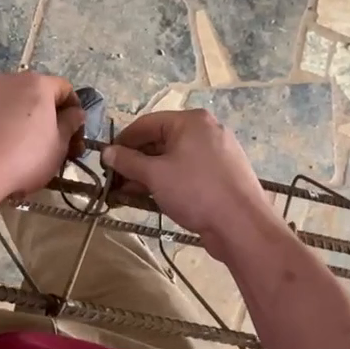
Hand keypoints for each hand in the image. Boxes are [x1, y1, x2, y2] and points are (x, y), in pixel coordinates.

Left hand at [0, 73, 84, 205]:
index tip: (76, 138)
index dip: (75, 113)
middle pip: (39, 95)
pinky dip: (5, 128)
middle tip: (56, 148)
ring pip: (16, 105)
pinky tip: (4, 152)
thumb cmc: (23, 158)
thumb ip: (70, 124)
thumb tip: (75, 113)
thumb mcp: (58, 146)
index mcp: (37, 84)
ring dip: (27, 123)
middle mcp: (11, 80)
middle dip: (51, 119)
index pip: (65, 89)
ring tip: (29, 153)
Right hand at [101, 110, 279, 255]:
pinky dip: (169, 180)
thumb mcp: (155, 175)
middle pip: (161, 140)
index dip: (123, 141)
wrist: (243, 227)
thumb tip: (107, 152)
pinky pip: (188, 171)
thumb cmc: (196, 192)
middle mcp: (206, 131)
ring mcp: (218, 153)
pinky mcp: (223, 175)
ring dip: (150, 173)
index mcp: (191, 121)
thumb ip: (127, 161)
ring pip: (174, 158)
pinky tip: (154, 197)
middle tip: (116, 179)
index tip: (106, 159)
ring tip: (129, 192)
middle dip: (136, 160)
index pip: (147, 123)